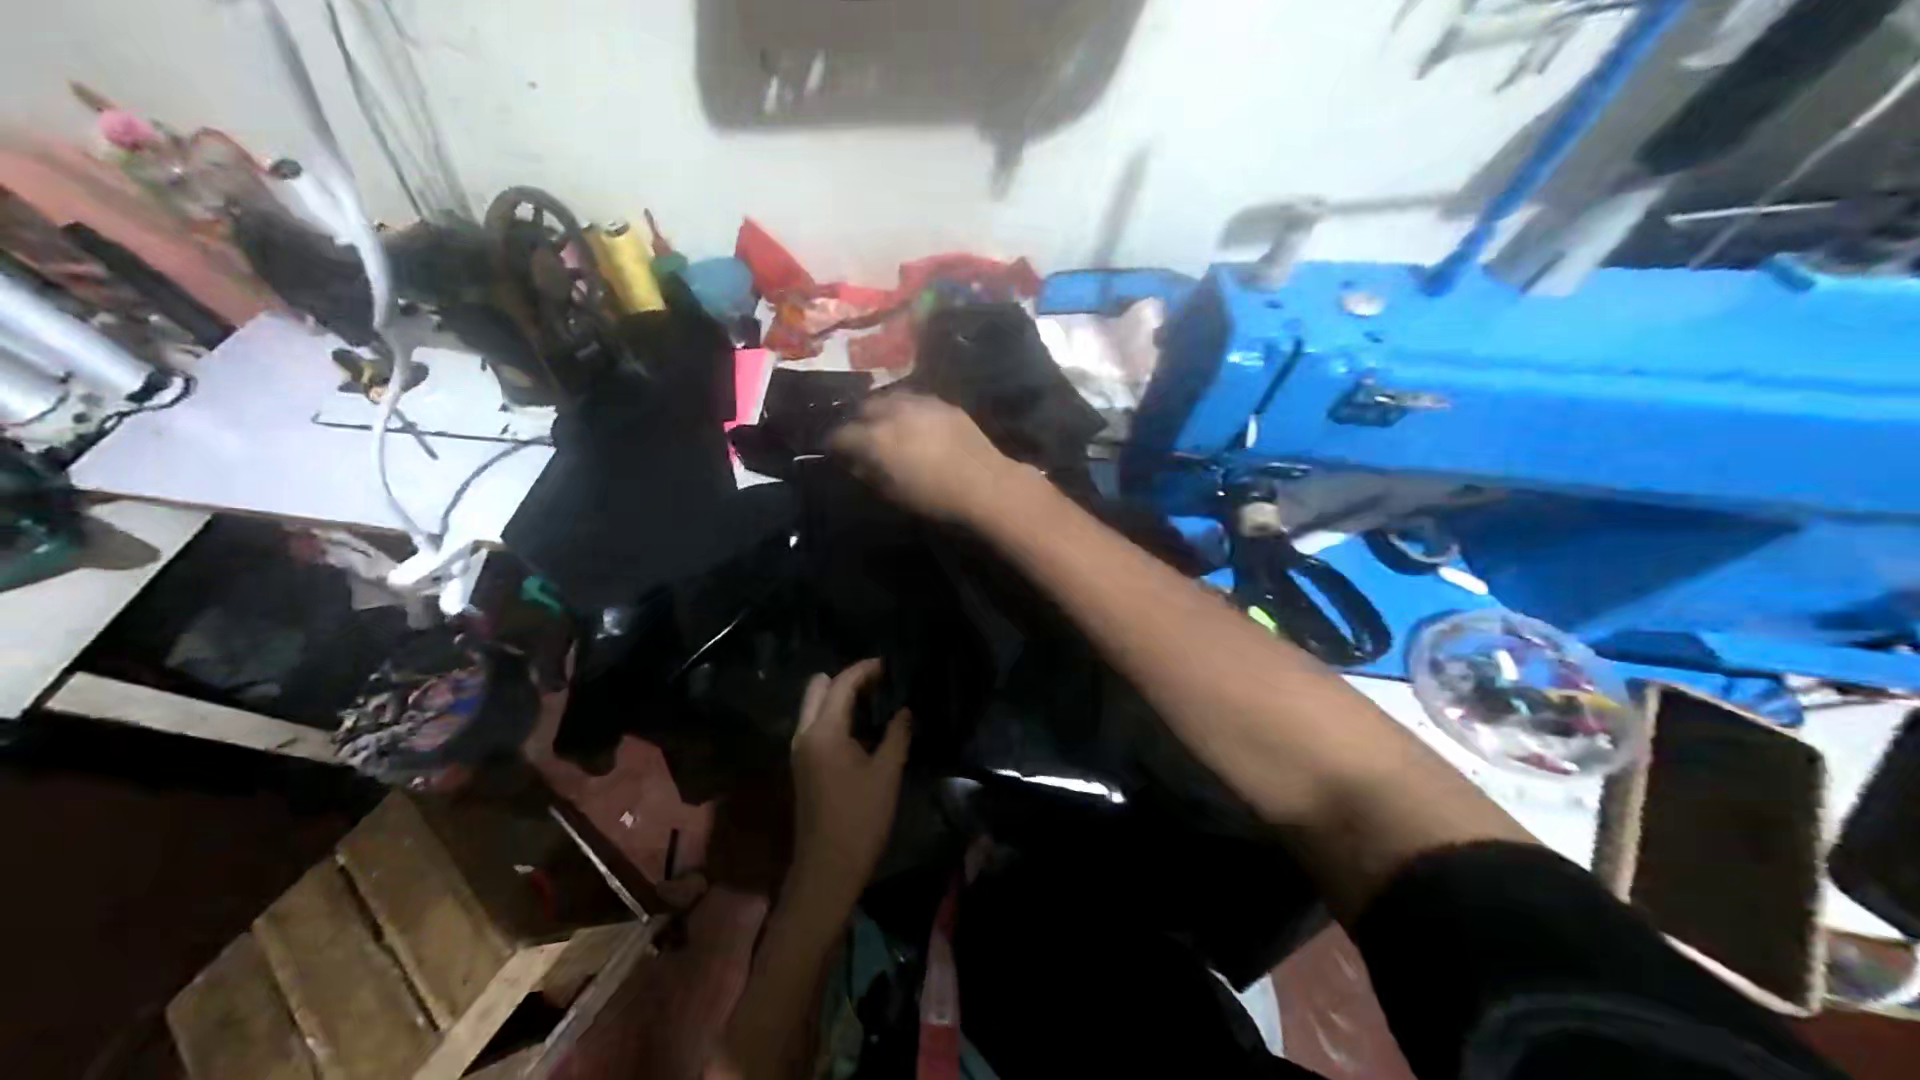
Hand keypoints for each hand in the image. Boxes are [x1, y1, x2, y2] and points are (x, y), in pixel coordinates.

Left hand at [788, 659, 911, 901]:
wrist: (827, 868)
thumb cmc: (860, 819)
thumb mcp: (886, 774)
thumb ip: (896, 735)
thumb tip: (904, 710)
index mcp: (823, 731)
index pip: (841, 685)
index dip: (865, 670)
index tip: (889, 663)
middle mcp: (805, 734)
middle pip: (818, 689)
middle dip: (847, 679)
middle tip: (879, 681)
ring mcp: (800, 751)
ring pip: (814, 706)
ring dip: (839, 697)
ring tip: (875, 698)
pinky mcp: (803, 765)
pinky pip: (816, 724)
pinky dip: (835, 715)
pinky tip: (862, 724)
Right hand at [829, 393, 1027, 522]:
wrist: (985, 484)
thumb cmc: (935, 497)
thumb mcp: (894, 493)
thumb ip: (869, 474)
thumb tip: (857, 464)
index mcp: (876, 438)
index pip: (841, 434)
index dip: (836, 444)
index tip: (837, 452)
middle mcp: (894, 412)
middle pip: (864, 408)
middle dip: (859, 422)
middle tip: (863, 438)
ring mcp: (921, 403)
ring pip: (890, 398)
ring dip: (883, 411)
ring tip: (888, 426)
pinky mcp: (944, 404)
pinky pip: (916, 401)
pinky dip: (908, 410)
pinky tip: (915, 424)